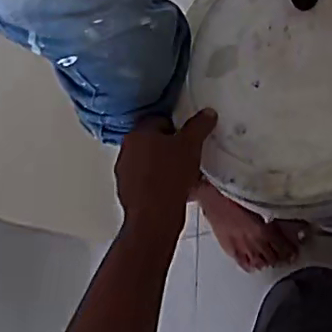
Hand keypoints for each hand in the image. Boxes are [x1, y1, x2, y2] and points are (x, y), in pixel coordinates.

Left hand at [114, 109, 216, 236]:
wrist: (154, 218)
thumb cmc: (171, 174)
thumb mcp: (193, 143)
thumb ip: (200, 124)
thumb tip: (207, 113)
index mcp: (137, 134)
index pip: (159, 119)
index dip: (178, 125)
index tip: (190, 134)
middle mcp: (126, 152)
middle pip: (153, 141)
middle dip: (171, 144)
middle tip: (190, 150)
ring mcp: (124, 175)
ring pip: (150, 162)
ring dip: (165, 163)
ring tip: (186, 170)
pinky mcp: (128, 195)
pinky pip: (148, 181)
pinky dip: (160, 181)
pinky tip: (177, 187)